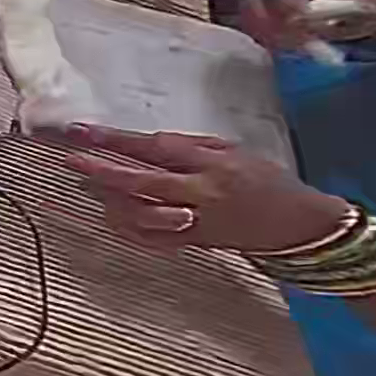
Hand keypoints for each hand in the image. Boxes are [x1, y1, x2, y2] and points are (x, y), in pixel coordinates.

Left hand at [64, 123, 350, 252]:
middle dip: (101, 171)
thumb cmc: (262, 180)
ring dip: (110, 199)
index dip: (115, 139)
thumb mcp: (232, 151)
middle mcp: (202, 193)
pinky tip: (109, 213)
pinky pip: (149, 239)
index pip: (155, 147)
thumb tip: (143, 140)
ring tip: (90, 186)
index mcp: (212, 164)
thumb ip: (186, 146)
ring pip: (141, 213)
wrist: (302, 225)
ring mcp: (196, 221)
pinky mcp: (193, 242)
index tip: (83, 132)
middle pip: (141, 182)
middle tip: (73, 161)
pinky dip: (125, 227)